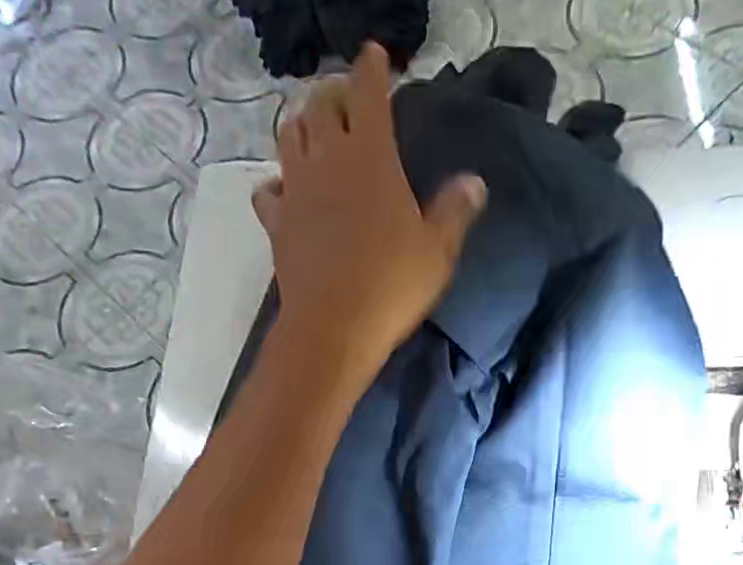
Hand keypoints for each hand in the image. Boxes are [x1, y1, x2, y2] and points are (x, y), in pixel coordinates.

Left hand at [252, 43, 486, 388]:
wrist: (332, 328)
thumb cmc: (391, 288)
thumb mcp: (437, 252)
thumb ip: (454, 211)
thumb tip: (474, 182)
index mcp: (371, 158)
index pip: (367, 94)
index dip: (372, 70)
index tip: (375, 57)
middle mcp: (327, 162)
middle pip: (320, 106)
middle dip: (334, 94)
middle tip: (347, 101)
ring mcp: (295, 191)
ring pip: (288, 136)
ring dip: (302, 125)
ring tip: (316, 134)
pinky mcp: (277, 223)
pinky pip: (268, 189)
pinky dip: (277, 182)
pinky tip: (287, 192)